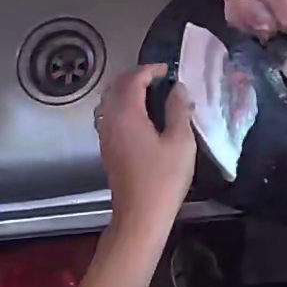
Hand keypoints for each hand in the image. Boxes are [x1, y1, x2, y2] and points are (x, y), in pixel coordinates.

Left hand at [94, 64, 195, 233]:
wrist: (140, 216)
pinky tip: (140, 115)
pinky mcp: (107, 148)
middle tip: (159, 77)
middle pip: (116, 86)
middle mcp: (110, 120)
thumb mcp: (181, 141)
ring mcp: (105, 135)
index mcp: (127, 114)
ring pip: (110, 100)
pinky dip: (122, 105)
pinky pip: (109, 115)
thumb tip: (178, 88)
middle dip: (136, 76)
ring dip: (127, 90)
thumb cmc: (163, 179)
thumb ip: (179, 110)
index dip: (150, 69)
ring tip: (150, 92)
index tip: (168, 69)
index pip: (133, 79)